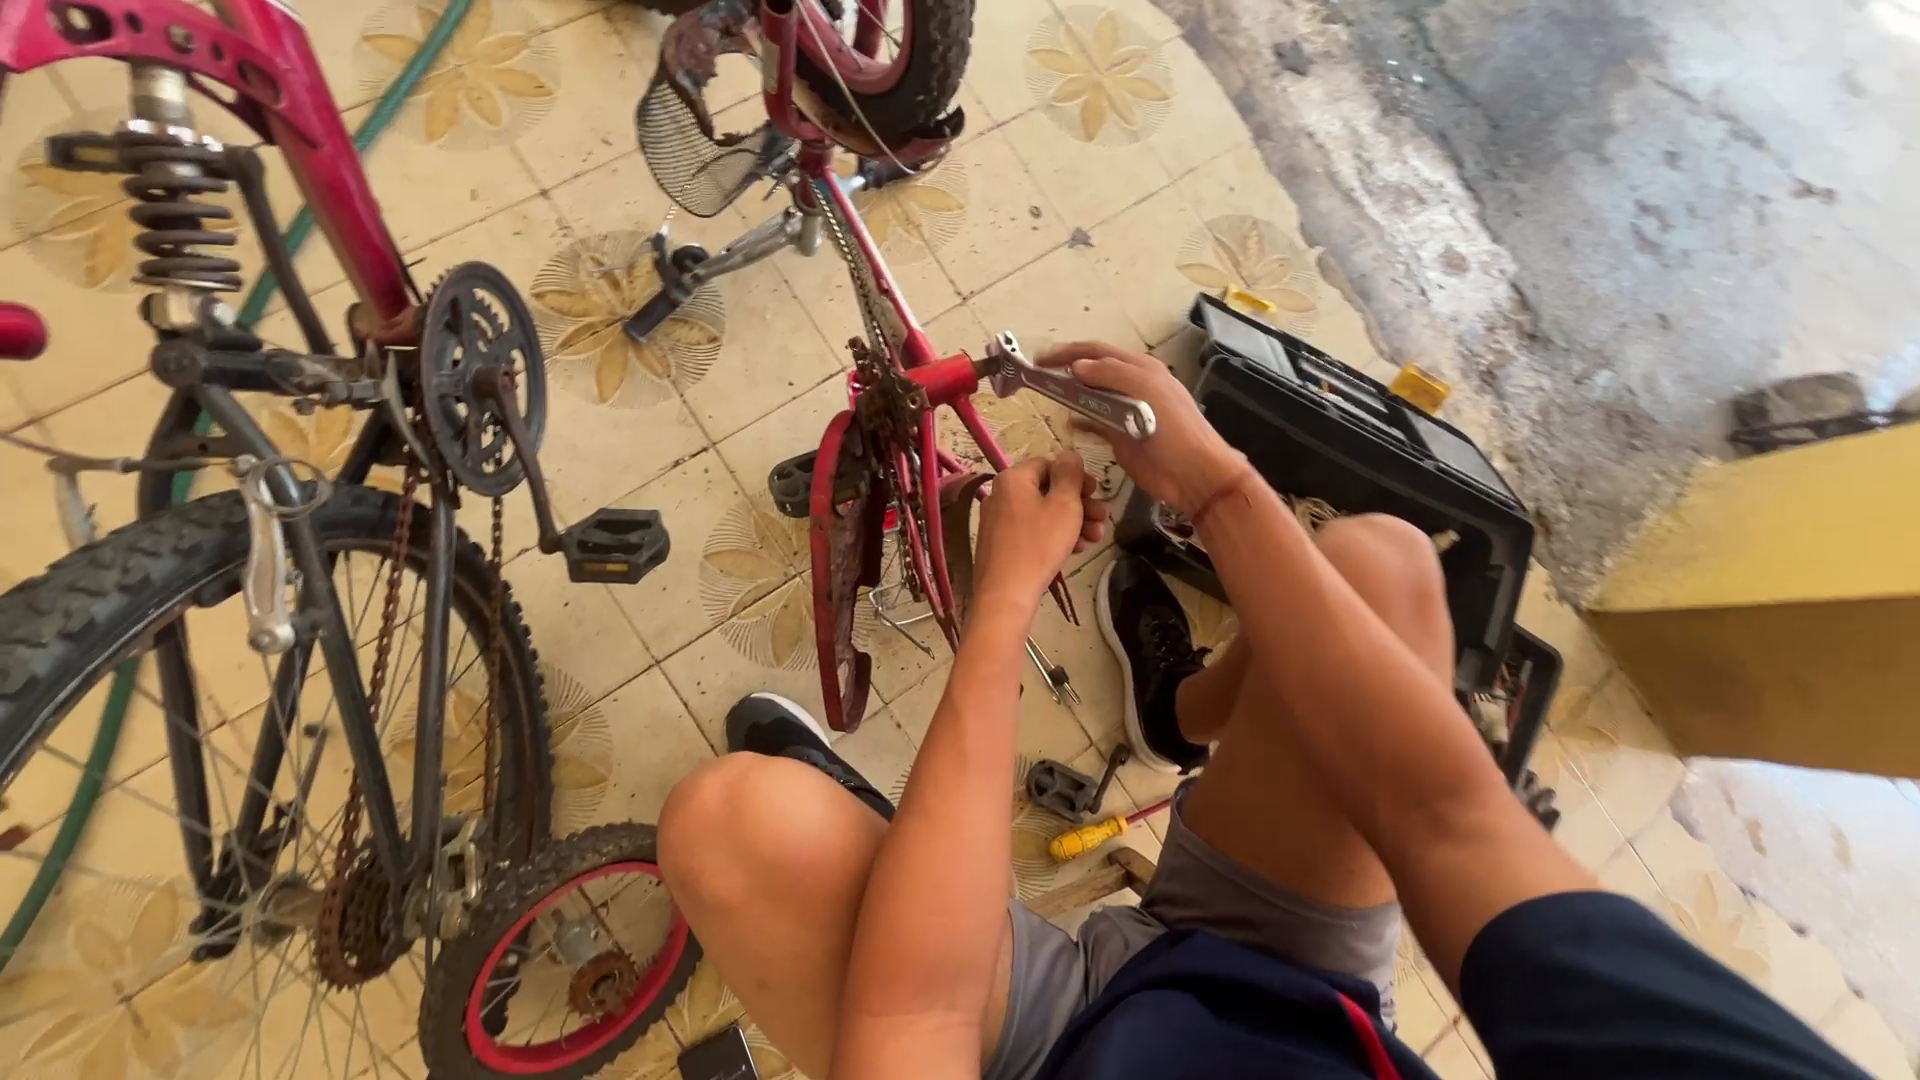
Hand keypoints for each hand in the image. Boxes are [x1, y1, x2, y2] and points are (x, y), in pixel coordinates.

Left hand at [973, 450, 1107, 611]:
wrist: (1006, 593)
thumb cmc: (1039, 544)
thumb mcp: (1064, 504)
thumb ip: (1070, 475)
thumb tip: (1069, 454)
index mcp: (1013, 478)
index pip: (1049, 464)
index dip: (1076, 477)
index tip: (1095, 493)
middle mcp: (1000, 494)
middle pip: (1047, 490)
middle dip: (1079, 503)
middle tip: (1103, 518)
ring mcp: (997, 520)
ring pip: (1042, 513)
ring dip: (1072, 522)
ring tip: (1095, 538)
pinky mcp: (999, 544)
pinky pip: (1031, 530)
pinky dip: (1053, 535)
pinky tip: (1075, 550)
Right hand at [1038, 342, 1248, 514]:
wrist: (1193, 474)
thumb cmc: (1174, 429)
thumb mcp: (1147, 391)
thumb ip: (1112, 375)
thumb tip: (1077, 366)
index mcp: (1141, 369)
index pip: (1098, 352)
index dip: (1069, 352)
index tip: (1042, 359)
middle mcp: (1132, 386)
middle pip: (1093, 371)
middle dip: (1067, 369)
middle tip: (1039, 374)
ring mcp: (1126, 412)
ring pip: (1093, 396)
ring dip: (1072, 393)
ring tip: (1049, 394)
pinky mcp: (1121, 436)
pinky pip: (1096, 422)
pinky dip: (1082, 420)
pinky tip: (1068, 421)